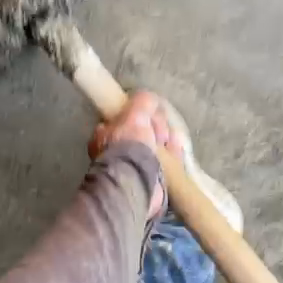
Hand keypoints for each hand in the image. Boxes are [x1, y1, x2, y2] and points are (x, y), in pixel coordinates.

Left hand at [89, 91, 174, 218]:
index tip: (152, 116)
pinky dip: (174, 155)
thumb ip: (143, 101)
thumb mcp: (135, 114)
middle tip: (161, 133)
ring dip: (168, 140)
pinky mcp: (151, 177)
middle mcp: (117, 150)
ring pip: (157, 144)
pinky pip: (166, 160)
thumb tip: (152, 100)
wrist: (135, 183)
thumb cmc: (129, 146)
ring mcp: (134, 165)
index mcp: (106, 134)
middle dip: (158, 128)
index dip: (143, 114)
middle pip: (145, 130)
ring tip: (171, 143)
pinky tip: (177, 151)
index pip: (128, 117)